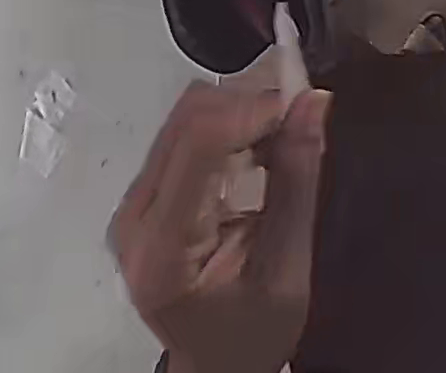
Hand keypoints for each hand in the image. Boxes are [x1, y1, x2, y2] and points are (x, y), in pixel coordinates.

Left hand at [110, 83, 332, 372]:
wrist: (214, 366)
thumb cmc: (253, 332)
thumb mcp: (288, 269)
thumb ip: (297, 180)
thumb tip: (313, 100)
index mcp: (163, 249)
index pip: (198, 144)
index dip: (250, 110)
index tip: (298, 105)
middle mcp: (134, 214)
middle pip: (189, 120)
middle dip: (247, 106)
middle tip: (295, 120)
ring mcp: (133, 200)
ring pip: (186, 116)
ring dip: (238, 112)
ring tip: (278, 138)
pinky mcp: (143, 189)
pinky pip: (184, 131)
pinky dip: (227, 125)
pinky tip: (255, 149)